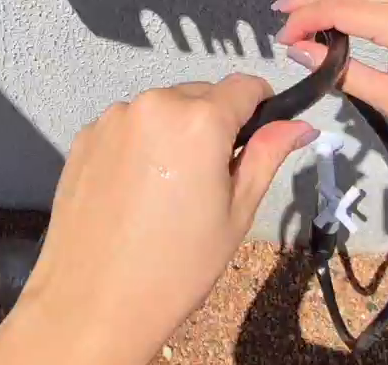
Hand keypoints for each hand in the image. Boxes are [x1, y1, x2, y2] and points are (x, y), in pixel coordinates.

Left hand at [0, 76, 315, 364]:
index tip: (261, 129)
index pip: (243, 86)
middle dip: (213, 123)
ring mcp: (114, 116)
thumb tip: (300, 124)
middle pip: (200, 95)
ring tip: (167, 187)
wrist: (93, 302)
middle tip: (210, 177)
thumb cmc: (178, 265)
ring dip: (174, 130)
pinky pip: (127, 125)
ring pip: (162, 108)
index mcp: (199, 120)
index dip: (260, 103)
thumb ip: (267, 156)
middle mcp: (154, 103)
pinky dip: (138, 143)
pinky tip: (133, 188)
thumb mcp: (236, 214)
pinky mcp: (86, 133)